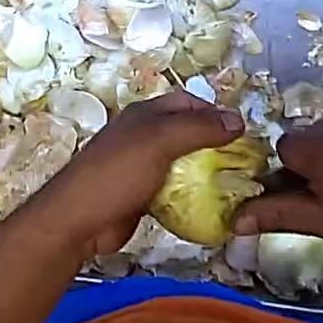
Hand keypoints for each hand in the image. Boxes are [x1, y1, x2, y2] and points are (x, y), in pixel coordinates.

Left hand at [23, 92, 245, 260]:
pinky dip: (192, 193)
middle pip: (186, 130)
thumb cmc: (116, 173)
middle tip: (242, 160)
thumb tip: (237, 119)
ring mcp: (141, 165)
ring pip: (181, 161)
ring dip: (205, 169)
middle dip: (213, 142)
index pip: (187, 102)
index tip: (241, 132)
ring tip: (234, 183)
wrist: (80, 220)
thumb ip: (198, 128)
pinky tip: (210, 204)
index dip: (214, 111)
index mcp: (145, 114)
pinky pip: (174, 187)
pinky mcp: (141, 193)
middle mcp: (143, 134)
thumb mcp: (160, 141)